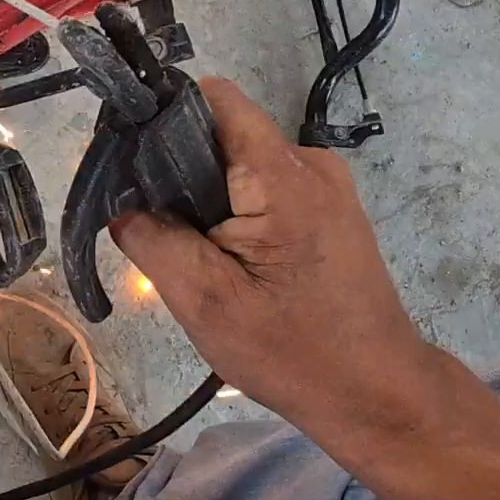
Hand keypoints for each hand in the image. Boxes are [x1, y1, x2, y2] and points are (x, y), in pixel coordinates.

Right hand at [109, 77, 428, 422]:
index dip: (163, 116)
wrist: (379, 398)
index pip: (213, 101)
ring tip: (192, 249)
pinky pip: (261, 184)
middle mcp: (308, 161)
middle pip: (221, 132)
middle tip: (156, 223)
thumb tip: (119, 203)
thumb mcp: (204, 299)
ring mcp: (324, 184)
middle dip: (178, 169)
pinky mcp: (327, 207)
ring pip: (238, 162)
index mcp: (280, 174)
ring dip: (206, 195)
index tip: (130, 159)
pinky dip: (233, 208)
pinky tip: (227, 257)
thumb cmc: (293, 350)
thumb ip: (152, 239)